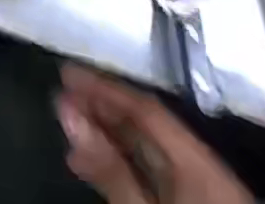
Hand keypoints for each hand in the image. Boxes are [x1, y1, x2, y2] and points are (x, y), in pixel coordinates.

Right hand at [55, 65, 251, 203]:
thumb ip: (108, 167)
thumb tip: (67, 113)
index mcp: (198, 163)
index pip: (147, 110)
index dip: (105, 87)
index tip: (66, 74)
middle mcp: (202, 169)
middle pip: (149, 128)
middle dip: (102, 112)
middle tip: (61, 100)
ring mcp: (201, 191)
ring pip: (149, 152)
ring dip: (108, 139)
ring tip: (69, 134)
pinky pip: (152, 174)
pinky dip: (122, 166)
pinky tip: (93, 167)